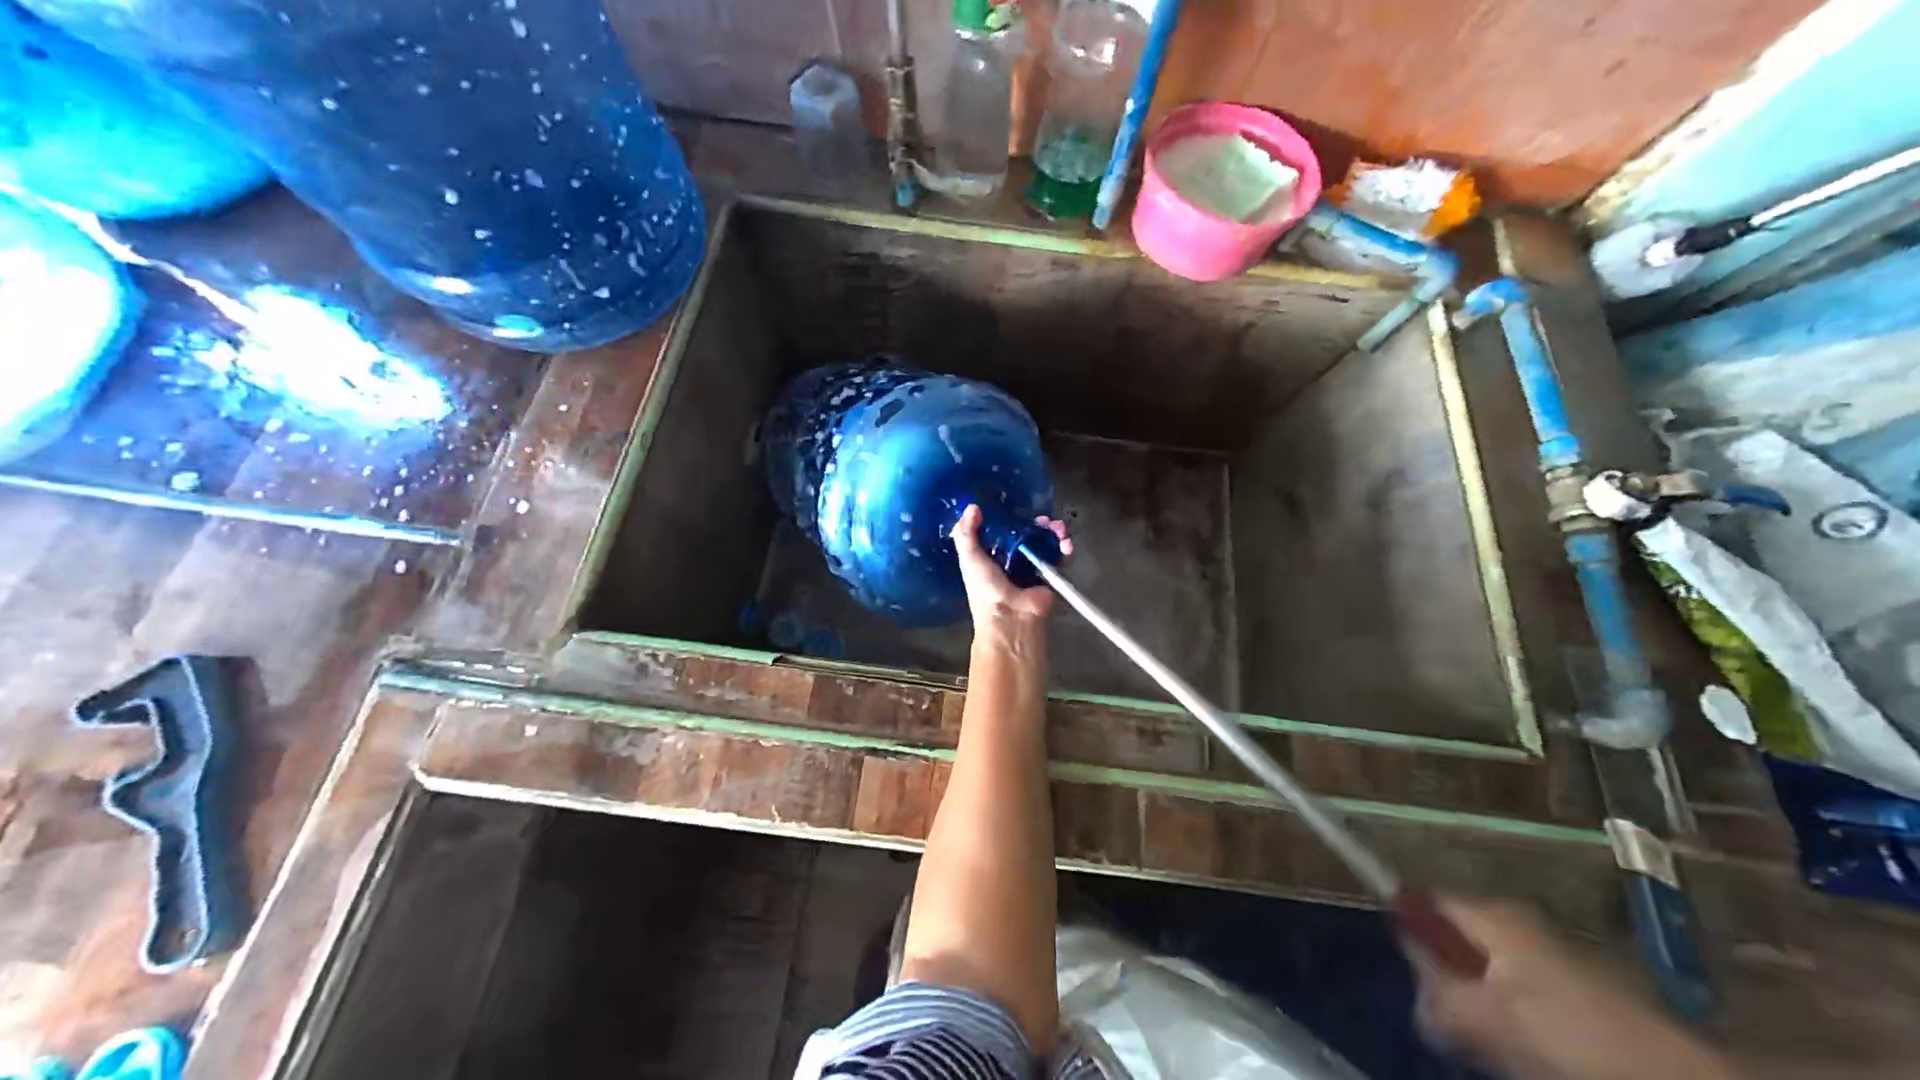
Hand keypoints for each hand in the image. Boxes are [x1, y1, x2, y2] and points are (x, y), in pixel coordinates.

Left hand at [949, 504, 1071, 634]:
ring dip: (1053, 531)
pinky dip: (1064, 547)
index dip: (1011, 517)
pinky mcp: (1049, 575)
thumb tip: (972, 507)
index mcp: (990, 556)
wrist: (1011, 618)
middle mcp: (1011, 559)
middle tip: (1044, 520)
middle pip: (1027, 533)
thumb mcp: (969, 559)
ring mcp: (1032, 566)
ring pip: (1045, 541)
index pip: (1002, 530)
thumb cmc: (986, 589)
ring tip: (1058, 528)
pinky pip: (1058, 555)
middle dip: (1037, 523)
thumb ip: (966, 533)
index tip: (1018, 507)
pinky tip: (1066, 543)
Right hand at [1406, 897, 1737, 1079]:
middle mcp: (1514, 923)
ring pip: (1481, 975)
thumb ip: (1436, 998)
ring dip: (1476, 1006)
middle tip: (1451, 1017)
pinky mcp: (1568, 989)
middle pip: (1452, 942)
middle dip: (1446, 981)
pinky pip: (1512, 996)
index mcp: (1492, 913)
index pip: (1424, 903)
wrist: (1671, 1077)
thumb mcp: (1487, 1019)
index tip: (1406, 970)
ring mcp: (1545, 955)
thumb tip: (1415, 995)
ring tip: (1490, 1038)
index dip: (1408, 930)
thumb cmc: (1570, 1033)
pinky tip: (1520, 1048)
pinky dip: (1507, 1020)